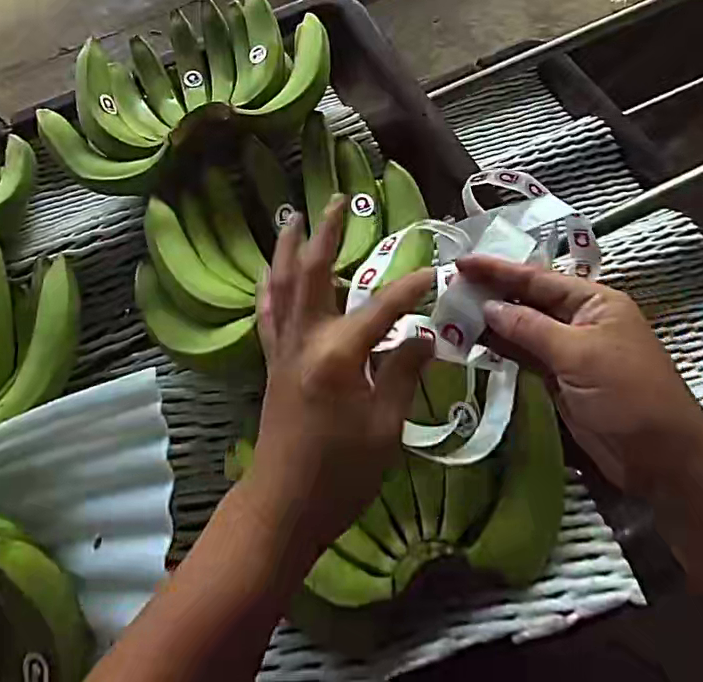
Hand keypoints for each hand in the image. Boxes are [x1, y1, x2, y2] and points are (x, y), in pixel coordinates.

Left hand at [247, 196, 434, 555]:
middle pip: (311, 272)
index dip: (410, 288)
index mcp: (338, 355)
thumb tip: (423, 336)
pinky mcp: (272, 358)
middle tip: (335, 200)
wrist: (284, 501)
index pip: (381, 308)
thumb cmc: (342, 472)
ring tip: (292, 218)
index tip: (434, 273)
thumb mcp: (386, 427)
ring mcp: (282, 346)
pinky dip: (270, 285)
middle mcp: (304, 339)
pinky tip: (270, 271)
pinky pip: (268, 310)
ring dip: (286, 248)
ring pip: (280, 283)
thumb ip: (402, 374)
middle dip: (324, 233)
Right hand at [461, 255, 702, 502]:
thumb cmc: (630, 397)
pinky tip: (468, 340)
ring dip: (487, 320)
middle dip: (488, 292)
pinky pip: (520, 352)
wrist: (664, 462)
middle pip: (525, 298)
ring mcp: (567, 349)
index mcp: (594, 302)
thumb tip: (487, 306)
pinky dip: (496, 346)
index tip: (459, 263)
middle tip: (447, 286)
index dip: (496, 269)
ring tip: (449, 311)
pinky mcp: (557, 376)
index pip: (536, 278)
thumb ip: (529, 327)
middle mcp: (579, 319)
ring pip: (518, 325)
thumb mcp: (579, 355)